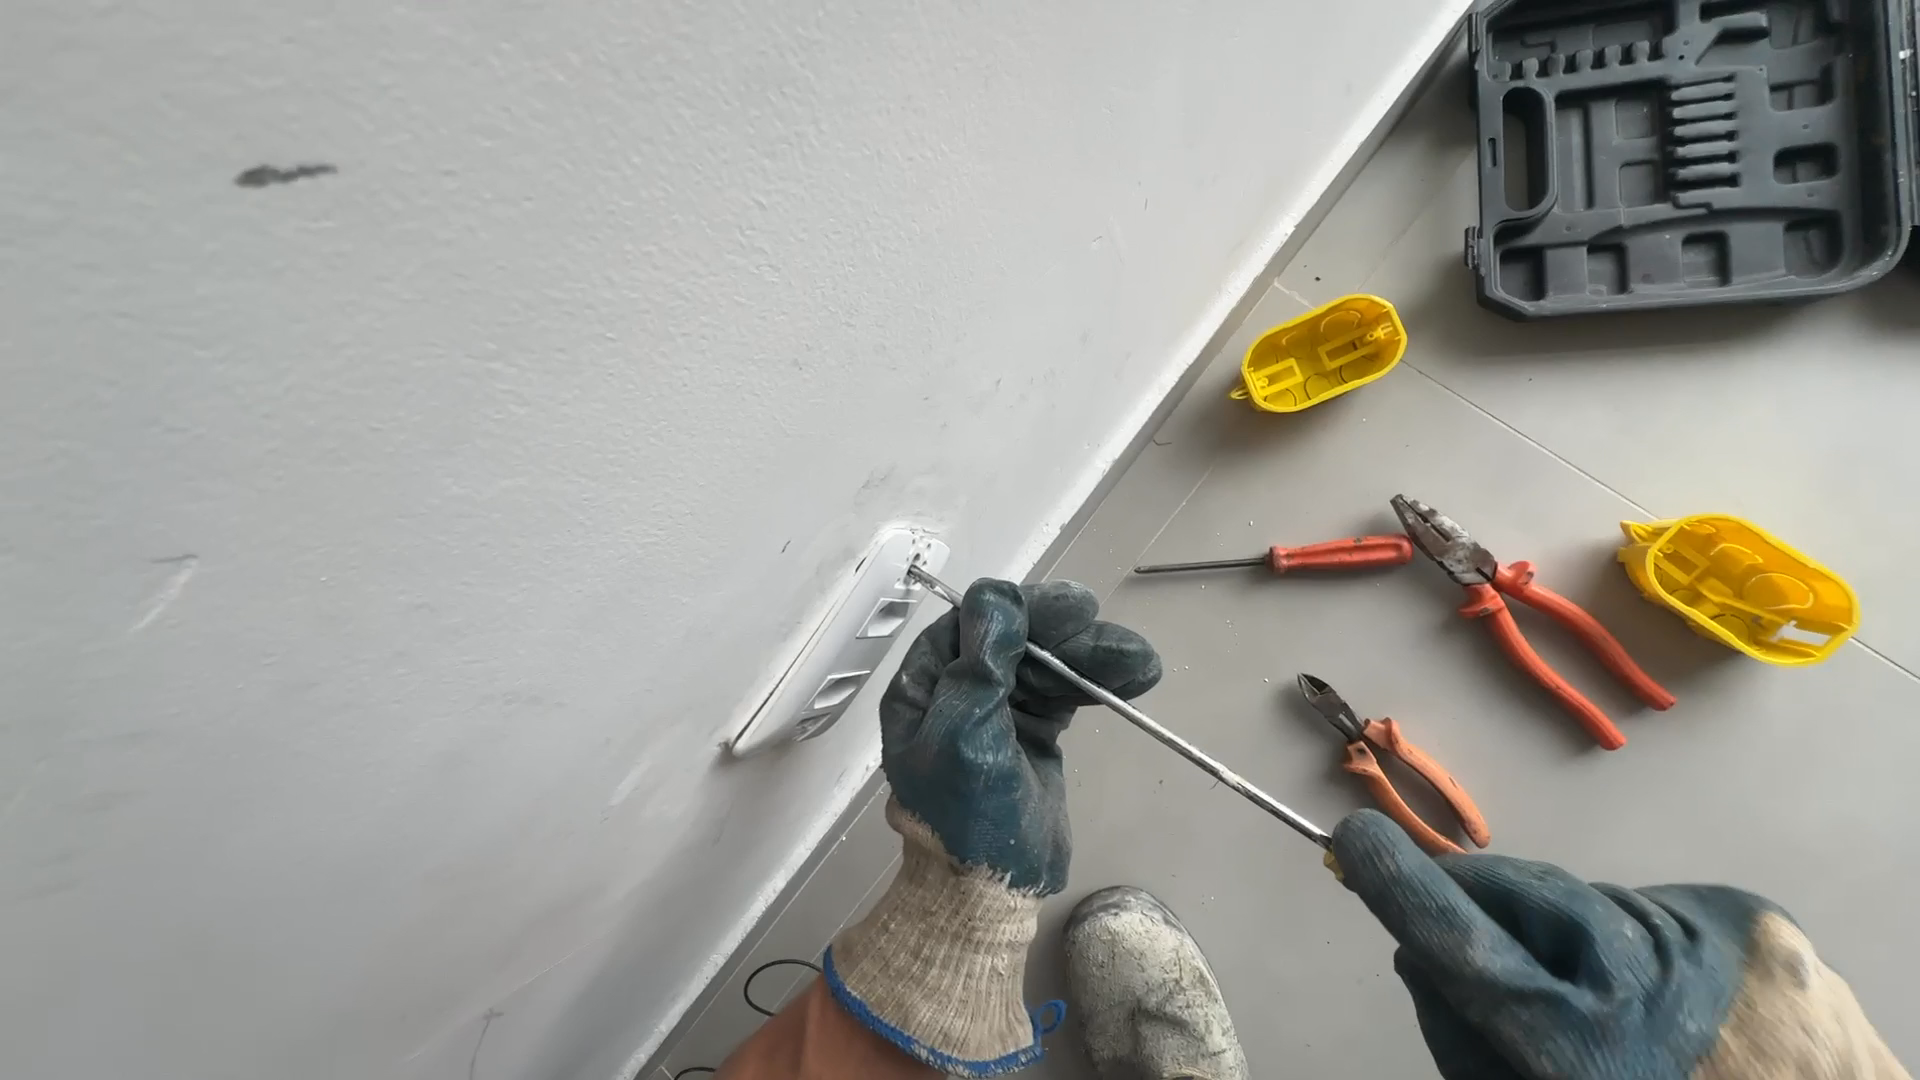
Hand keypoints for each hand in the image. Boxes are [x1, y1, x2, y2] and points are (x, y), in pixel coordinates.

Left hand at [877, 577, 1162, 891]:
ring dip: (1091, 656)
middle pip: (1014, 639)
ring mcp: (997, 709)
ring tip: (1141, 659)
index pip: (971, 625)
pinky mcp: (1032, 729)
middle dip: (1062, 633)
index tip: (1068, 609)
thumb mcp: (965, 736)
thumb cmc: (967, 817)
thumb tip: (998, 595)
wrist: (990, 893)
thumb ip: (979, 665)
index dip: (1019, 610)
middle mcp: (958, 690)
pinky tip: (1135, 674)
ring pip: (1045, 663)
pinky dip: (1096, 681)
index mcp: (926, 687)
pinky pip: (1064, 691)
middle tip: (1103, 624)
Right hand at [1331, 810, 1903, 1079]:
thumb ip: (1455, 1026)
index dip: (1391, 877)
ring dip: (1559, 927)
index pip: (1453, 932)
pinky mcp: (1755, 919)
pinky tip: (1667, 990)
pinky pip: (1643, 904)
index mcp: (1579, 1049)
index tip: (1351, 838)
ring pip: (1574, 895)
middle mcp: (1645, 978)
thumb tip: (1418, 945)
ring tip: (1602, 993)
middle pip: (1510, 892)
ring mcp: (1710, 941)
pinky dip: (1631, 935)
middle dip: (1478, 903)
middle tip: (1482, 946)